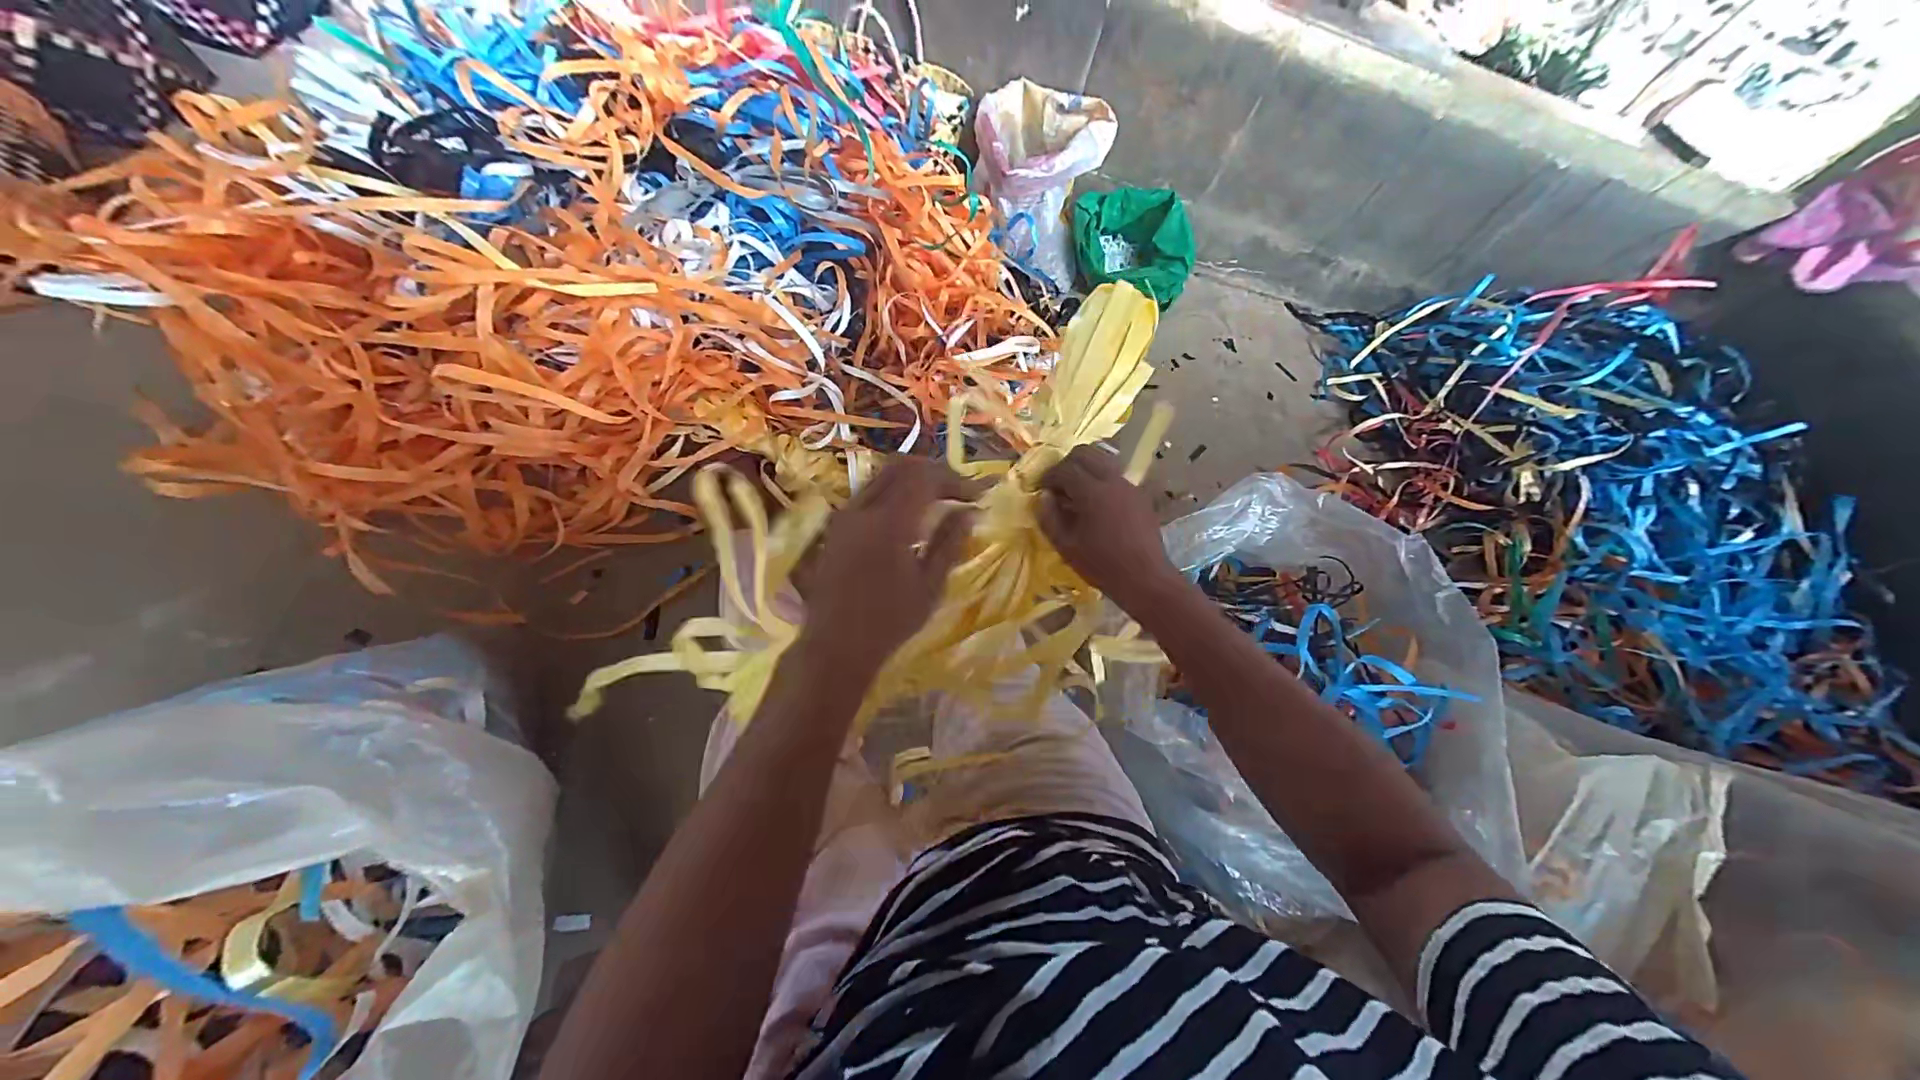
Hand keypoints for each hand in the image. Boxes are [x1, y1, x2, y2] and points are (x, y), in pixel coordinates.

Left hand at [800, 457, 978, 671]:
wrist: (835, 645)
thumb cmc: (889, 621)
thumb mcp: (930, 585)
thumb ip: (950, 542)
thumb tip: (969, 511)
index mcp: (889, 522)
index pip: (925, 478)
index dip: (955, 479)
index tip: (977, 495)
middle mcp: (862, 509)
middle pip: (901, 466)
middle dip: (934, 472)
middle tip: (959, 490)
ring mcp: (844, 515)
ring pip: (882, 476)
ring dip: (912, 480)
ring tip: (938, 499)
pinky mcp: (836, 527)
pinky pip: (868, 493)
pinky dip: (893, 492)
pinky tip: (909, 515)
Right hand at [1037, 445, 1183, 610]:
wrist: (1146, 579)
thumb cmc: (1102, 565)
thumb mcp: (1066, 546)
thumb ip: (1049, 518)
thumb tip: (1043, 497)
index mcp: (1092, 492)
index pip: (1064, 468)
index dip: (1048, 476)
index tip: (1040, 489)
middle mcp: (1113, 481)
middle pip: (1086, 453)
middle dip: (1066, 464)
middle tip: (1056, 485)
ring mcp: (1130, 486)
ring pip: (1103, 461)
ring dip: (1085, 470)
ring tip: (1075, 494)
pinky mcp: (1140, 496)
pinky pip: (1115, 477)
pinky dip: (1100, 481)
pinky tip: (1096, 506)